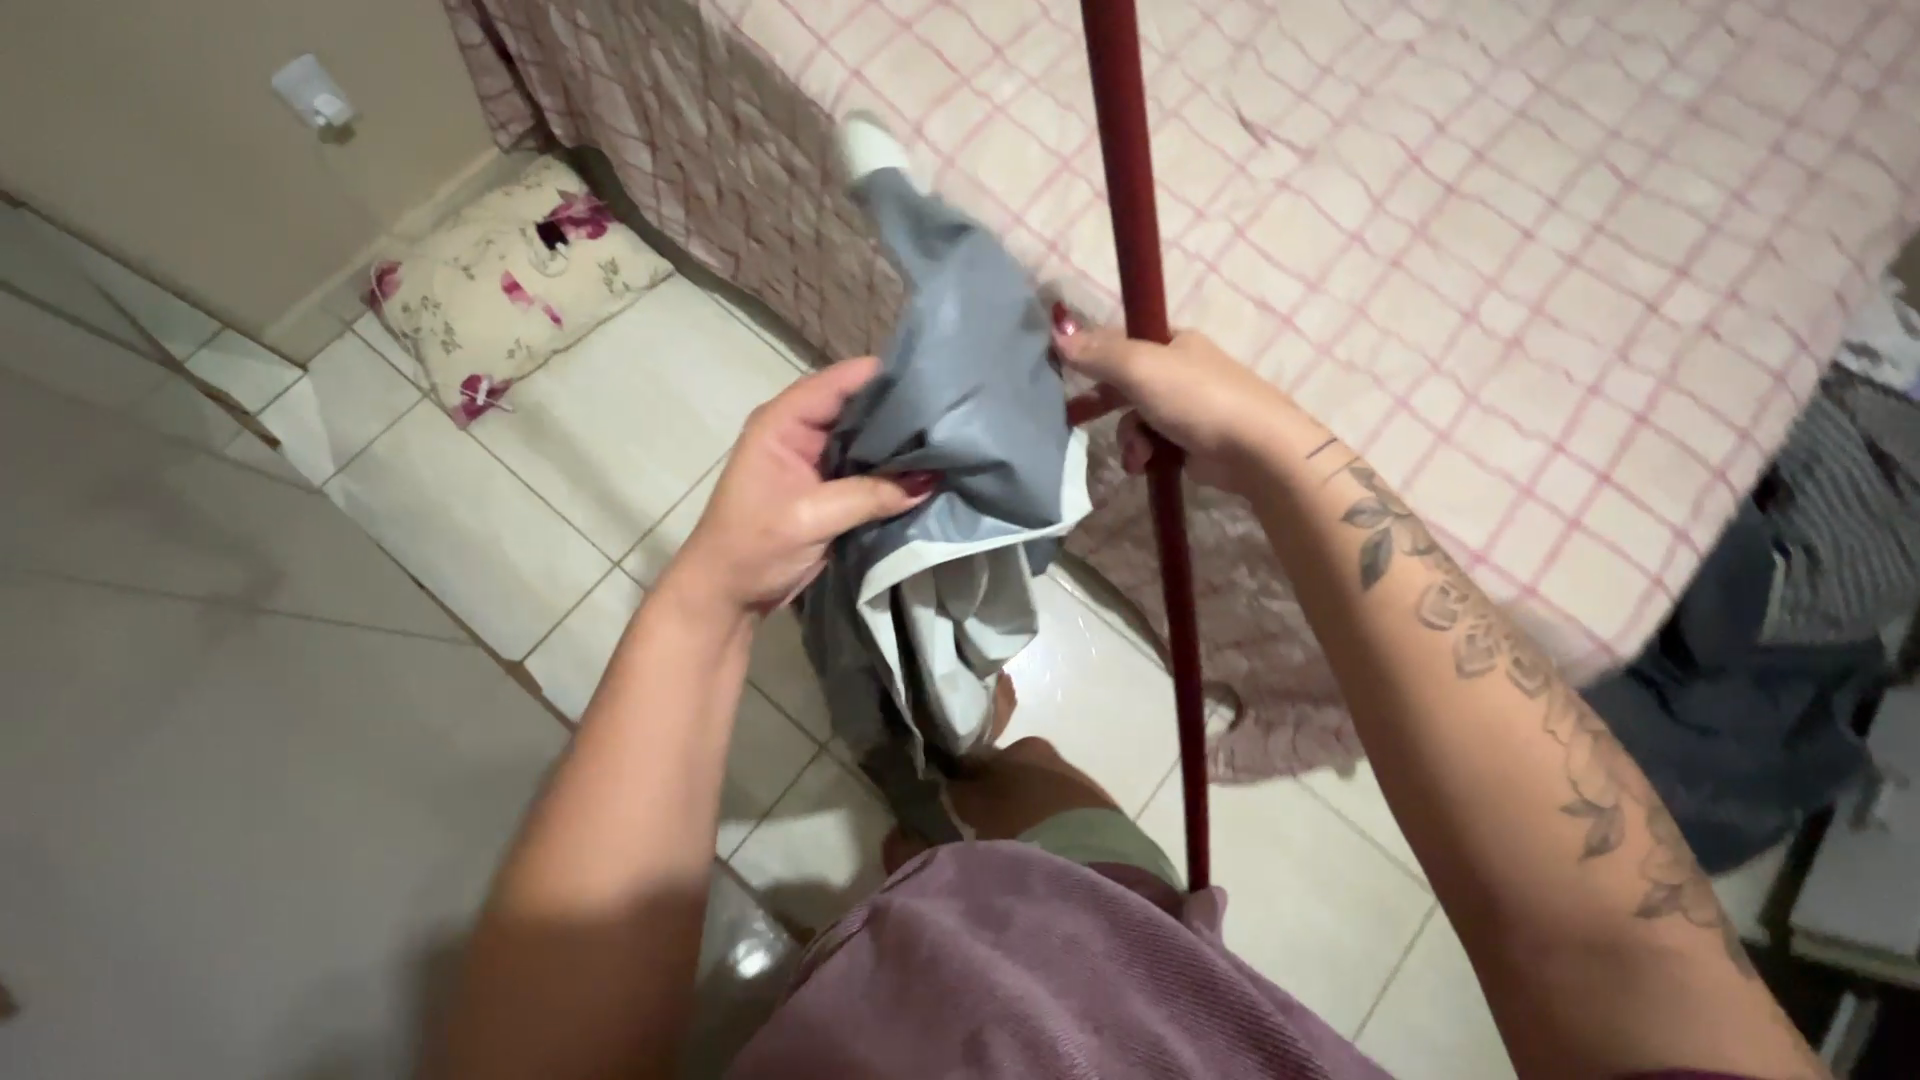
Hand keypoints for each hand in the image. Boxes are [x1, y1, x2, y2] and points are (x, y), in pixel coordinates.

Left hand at [665, 356, 933, 616]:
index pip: (841, 381)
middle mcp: (802, 431)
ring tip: (948, 440)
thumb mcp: (812, 517)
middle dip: (902, 410)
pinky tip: (929, 470)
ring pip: (867, 437)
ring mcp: (817, 460)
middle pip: (859, 405)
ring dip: (900, 442)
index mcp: (783, 422)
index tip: (935, 381)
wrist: (728, 596)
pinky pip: (868, 467)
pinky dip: (893, 469)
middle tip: (951, 416)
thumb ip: (871, 495)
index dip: (886, 377)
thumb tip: (931, 480)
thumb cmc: (754, 548)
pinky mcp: (831, 488)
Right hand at [1054, 318, 1310, 494]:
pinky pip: (1150, 444)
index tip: (1062, 375)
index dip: (1090, 356)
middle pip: (1123, 384)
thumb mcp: (1140, 368)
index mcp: (1171, 342)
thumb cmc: (1196, 398)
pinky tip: (1147, 464)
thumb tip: (1057, 331)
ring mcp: (1185, 408)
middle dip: (1100, 405)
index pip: (1119, 342)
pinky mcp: (1189, 442)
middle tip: (1070, 419)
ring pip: (1133, 420)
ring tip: (1138, 454)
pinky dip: (1144, 454)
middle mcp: (1177, 371)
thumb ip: (1097, 353)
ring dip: (1126, 438)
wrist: (1254, 448)